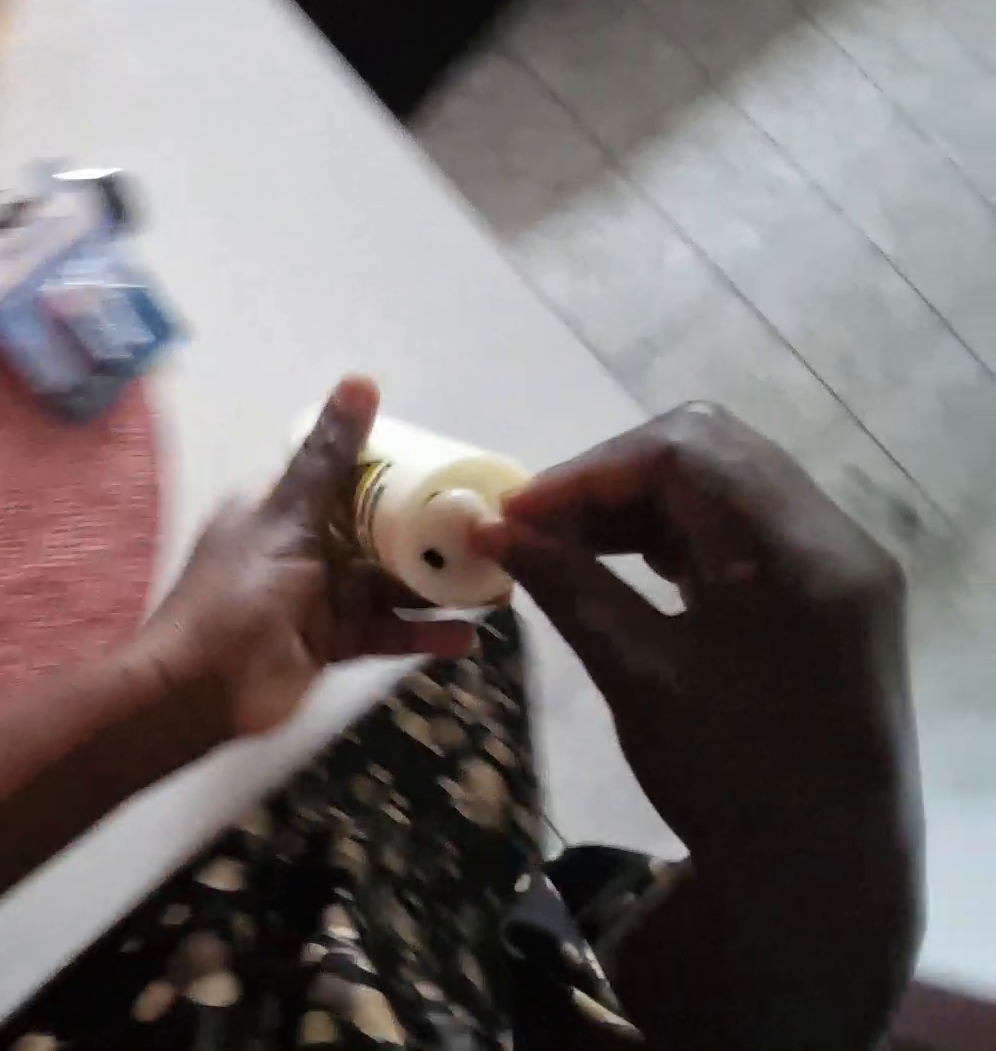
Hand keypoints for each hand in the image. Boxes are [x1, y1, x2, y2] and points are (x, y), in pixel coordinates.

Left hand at [141, 377, 475, 736]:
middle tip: (494, 533)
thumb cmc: (238, 596)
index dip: (400, 473)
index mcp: (282, 505)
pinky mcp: (332, 639)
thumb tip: (361, 379)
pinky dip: (420, 633)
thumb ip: (327, 459)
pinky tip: (466, 636)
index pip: (349, 476)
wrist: (200, 689)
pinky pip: (385, 629)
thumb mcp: (286, 520)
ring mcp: (319, 594)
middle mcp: (304, 543)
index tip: (457, 474)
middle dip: (432, 534)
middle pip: (379, 530)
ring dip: (436, 585)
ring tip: (497, 586)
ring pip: (388, 581)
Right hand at [472, 403, 914, 852]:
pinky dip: (649, 526)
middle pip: (704, 449)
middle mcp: (825, 540)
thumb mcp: (633, 673)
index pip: (685, 454)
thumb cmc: (727, 772)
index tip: (514, 514)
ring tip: (556, 543)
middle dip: (601, 476)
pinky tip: (603, 559)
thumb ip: (563, 586)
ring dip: (622, 499)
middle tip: (532, 525)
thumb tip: (486, 528)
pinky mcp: (804, 585)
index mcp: (798, 559)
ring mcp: (821, 561)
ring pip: (709, 479)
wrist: (819, 864)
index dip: (585, 472)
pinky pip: (718, 520)